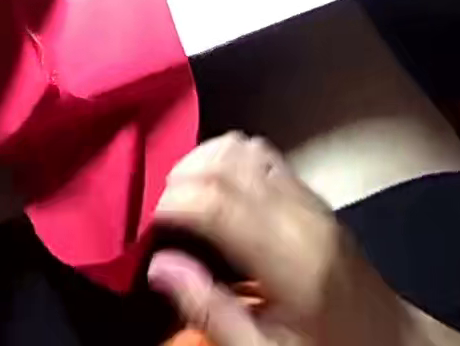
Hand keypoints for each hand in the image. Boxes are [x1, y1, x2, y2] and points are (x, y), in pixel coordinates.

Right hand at [148, 134, 426, 345]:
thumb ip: (211, 312)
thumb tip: (158, 265)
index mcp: (291, 260)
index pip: (217, 203)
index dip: (173, 203)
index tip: (150, 224)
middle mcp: (299, 214)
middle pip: (224, 166)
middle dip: (180, 177)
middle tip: (161, 209)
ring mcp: (307, 195)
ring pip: (239, 148)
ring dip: (201, 159)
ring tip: (182, 191)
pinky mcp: (309, 189)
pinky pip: (258, 149)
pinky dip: (226, 154)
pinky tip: (213, 179)